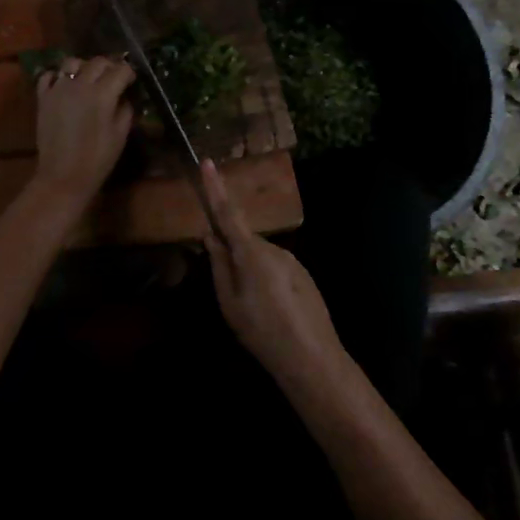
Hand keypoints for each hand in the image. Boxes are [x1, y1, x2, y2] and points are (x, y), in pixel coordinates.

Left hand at [31, 56, 135, 201]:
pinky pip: (49, 76)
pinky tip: (65, 86)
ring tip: (89, 79)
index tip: (132, 81)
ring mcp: (58, 89)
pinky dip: (59, 76)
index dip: (129, 73)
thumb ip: (125, 110)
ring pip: (72, 63)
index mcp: (102, 94)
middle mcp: (79, 85)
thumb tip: (124, 97)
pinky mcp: (43, 98)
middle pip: (98, 62)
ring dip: (84, 67)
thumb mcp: (120, 135)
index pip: (120, 70)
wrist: (63, 176)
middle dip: (110, 67)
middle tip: (114, 79)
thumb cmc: (97, 159)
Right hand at [200, 159, 347, 386]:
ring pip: (259, 256)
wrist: (312, 358)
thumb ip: (219, 265)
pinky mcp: (303, 274)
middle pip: (243, 241)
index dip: (215, 188)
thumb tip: (210, 236)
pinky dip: (266, 281)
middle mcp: (274, 248)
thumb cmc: (262, 331)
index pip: (228, 213)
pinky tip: (271, 311)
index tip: (208, 162)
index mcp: (251, 252)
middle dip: (232, 255)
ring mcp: (292, 260)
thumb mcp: (229, 302)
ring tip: (253, 311)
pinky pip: (275, 268)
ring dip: (250, 272)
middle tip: (229, 290)